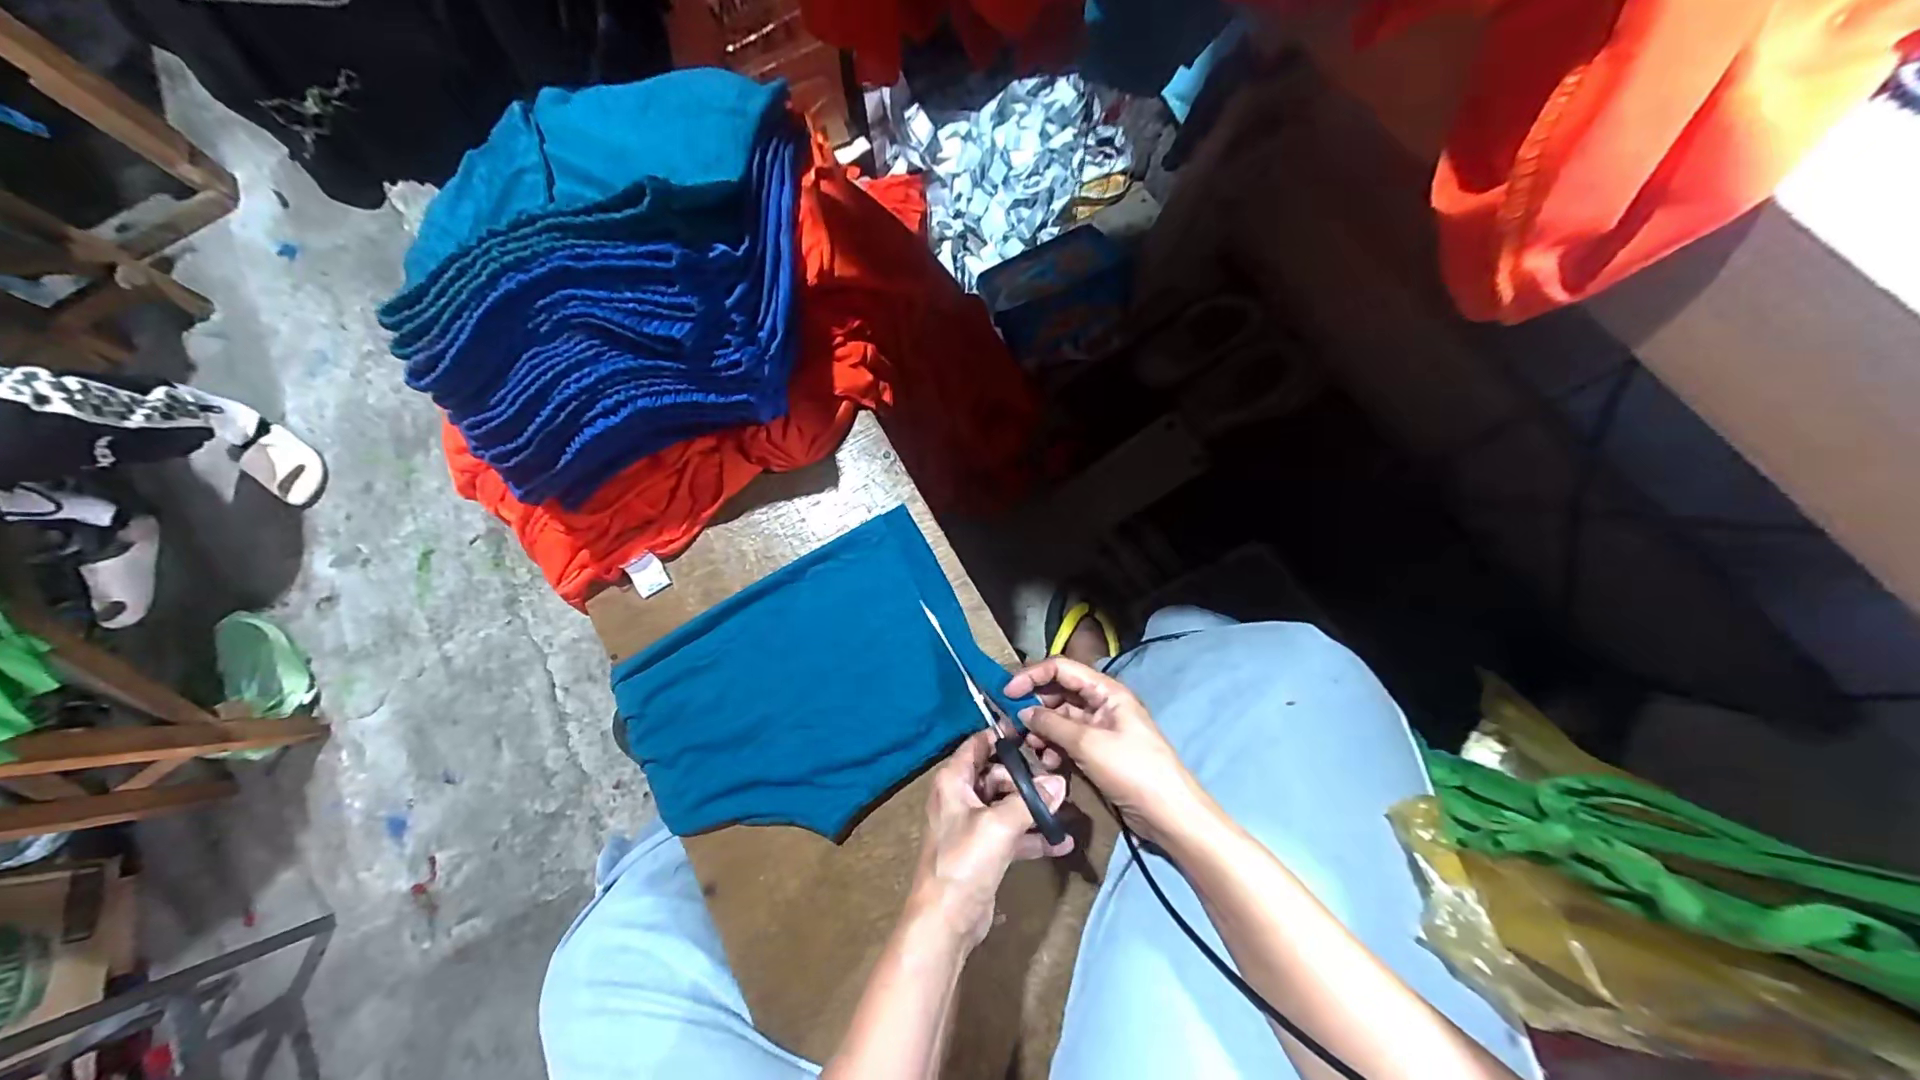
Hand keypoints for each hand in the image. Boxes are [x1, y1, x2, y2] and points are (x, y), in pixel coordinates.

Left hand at [911, 730, 1073, 948]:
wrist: (945, 920)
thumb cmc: (964, 861)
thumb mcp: (999, 825)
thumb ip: (1030, 801)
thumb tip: (1059, 782)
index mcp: (954, 781)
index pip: (977, 744)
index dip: (1002, 737)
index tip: (1032, 735)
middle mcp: (960, 797)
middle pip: (996, 774)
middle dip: (1025, 777)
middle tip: (1055, 780)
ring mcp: (972, 825)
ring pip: (1005, 804)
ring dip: (1032, 807)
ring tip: (1063, 808)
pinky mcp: (984, 851)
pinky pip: (1011, 833)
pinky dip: (1032, 836)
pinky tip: (1060, 842)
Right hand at [1006, 656, 1213, 848]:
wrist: (1168, 814)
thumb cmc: (1133, 770)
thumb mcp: (1088, 743)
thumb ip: (1052, 724)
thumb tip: (1023, 712)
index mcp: (1106, 691)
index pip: (1061, 669)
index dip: (1032, 676)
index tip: (1007, 693)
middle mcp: (1102, 704)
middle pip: (1058, 693)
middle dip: (1034, 707)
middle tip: (1012, 725)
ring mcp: (1100, 729)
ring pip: (1060, 719)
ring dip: (1042, 731)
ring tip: (1031, 749)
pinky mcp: (1098, 752)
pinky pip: (1067, 741)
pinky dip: (1054, 748)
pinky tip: (1048, 764)